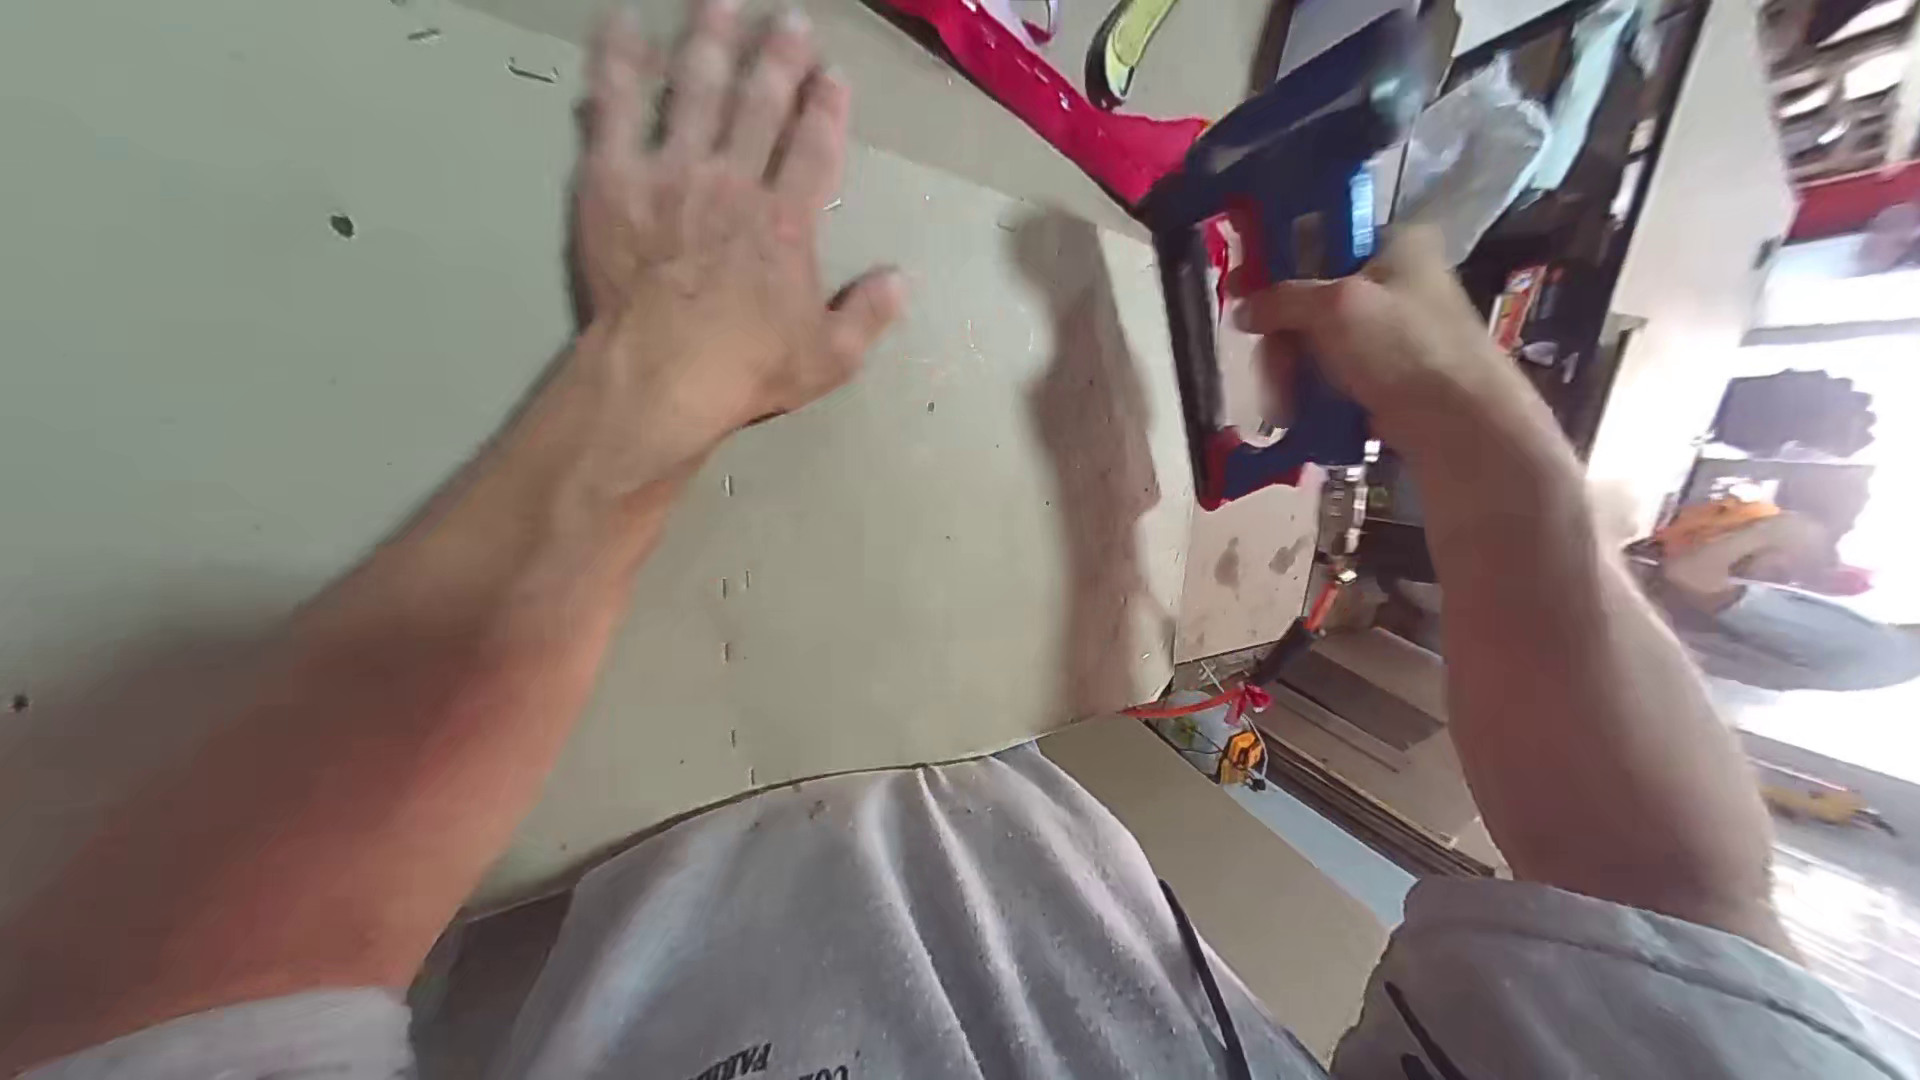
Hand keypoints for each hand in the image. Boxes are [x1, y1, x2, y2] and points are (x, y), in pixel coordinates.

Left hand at [561, 1, 906, 489]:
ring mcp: (671, 172)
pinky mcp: (614, 179)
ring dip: (711, 39)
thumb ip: (868, 315)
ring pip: (695, 87)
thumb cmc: (751, 368)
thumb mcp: (830, 357)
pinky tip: (625, 26)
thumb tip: (901, 279)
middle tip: (791, 20)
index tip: (834, 75)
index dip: (827, 106)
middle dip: (780, 57)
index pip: (815, 146)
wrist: (664, 374)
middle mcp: (733, 180)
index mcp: (787, 221)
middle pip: (760, 102)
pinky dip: (620, 63)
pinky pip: (615, 106)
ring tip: (722, 3)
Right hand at [1231, 226, 1533, 451]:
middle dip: (1280, 339)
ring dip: (1287, 371)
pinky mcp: (1375, 367)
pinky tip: (1295, 407)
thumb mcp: (1335, 309)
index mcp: (1392, 243)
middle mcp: (1388, 278)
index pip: (1316, 240)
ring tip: (1285, 402)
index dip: (1272, 264)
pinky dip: (1304, 387)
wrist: (1453, 419)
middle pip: (1304, 299)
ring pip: (1307, 340)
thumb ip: (1280, 300)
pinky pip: (1321, 369)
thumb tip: (1240, 310)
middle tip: (1272, 367)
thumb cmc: (1400, 348)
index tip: (1237, 291)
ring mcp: (1381, 327)